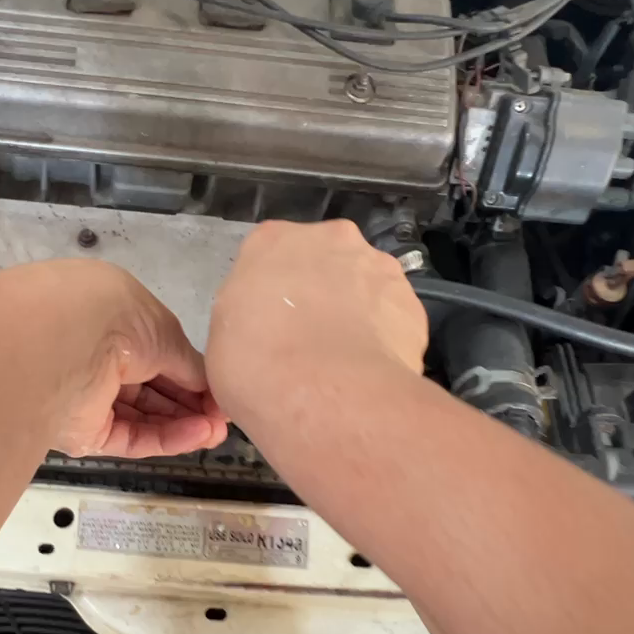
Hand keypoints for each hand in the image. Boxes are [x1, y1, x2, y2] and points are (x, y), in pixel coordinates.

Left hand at [46, 261, 230, 458]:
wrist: (65, 340)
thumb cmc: (118, 319)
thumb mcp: (166, 332)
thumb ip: (189, 364)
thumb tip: (208, 387)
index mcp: (114, 322)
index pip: (158, 355)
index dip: (191, 375)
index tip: (220, 392)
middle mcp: (99, 359)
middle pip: (152, 390)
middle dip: (191, 404)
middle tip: (224, 419)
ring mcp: (89, 398)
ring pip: (143, 417)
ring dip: (184, 424)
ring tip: (218, 431)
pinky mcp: (83, 432)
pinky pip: (130, 437)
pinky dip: (166, 438)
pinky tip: (199, 434)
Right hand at [207, 220, 427, 416]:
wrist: (324, 394)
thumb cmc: (255, 365)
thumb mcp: (223, 339)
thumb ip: (245, 317)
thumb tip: (265, 327)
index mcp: (271, 241)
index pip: (269, 256)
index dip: (271, 293)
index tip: (271, 323)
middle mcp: (329, 238)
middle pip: (322, 261)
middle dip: (319, 292)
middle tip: (308, 339)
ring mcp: (377, 266)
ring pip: (363, 285)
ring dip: (355, 312)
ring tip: (343, 360)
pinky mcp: (411, 301)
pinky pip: (392, 317)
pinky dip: (383, 338)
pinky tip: (369, 369)